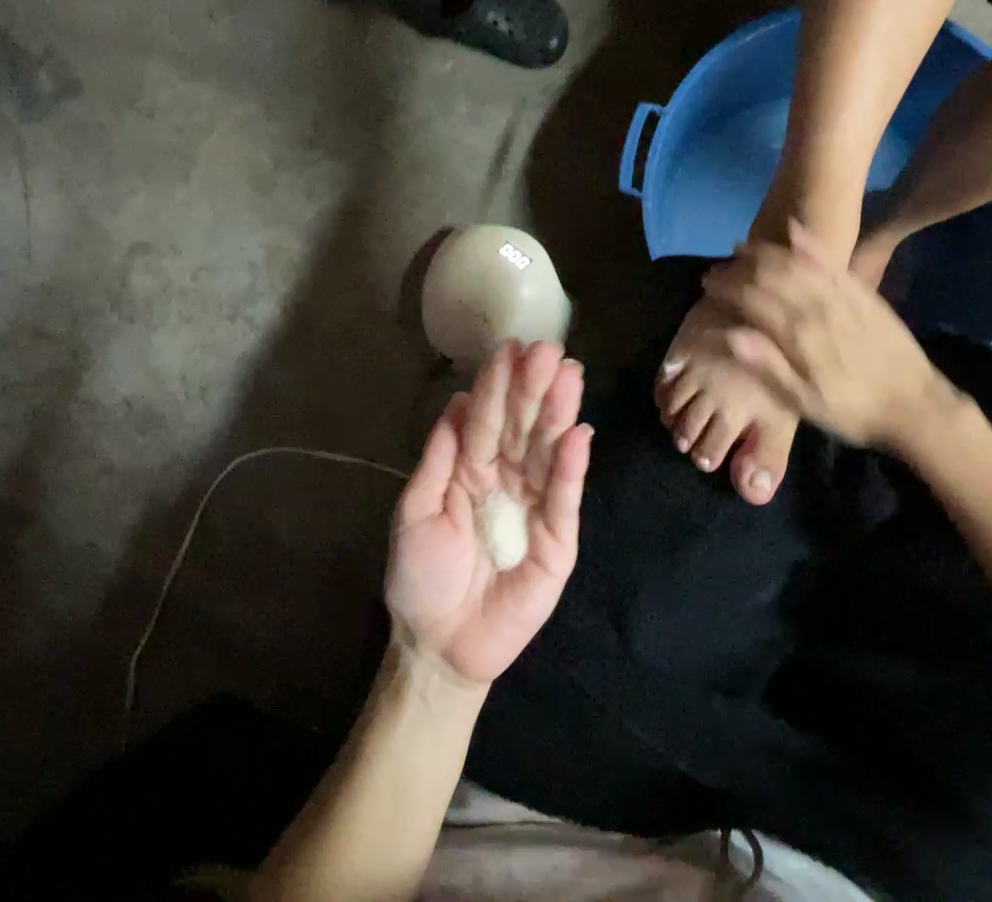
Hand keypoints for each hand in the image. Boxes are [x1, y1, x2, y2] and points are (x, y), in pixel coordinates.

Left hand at [387, 341, 591, 687]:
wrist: (438, 644)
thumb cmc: (420, 577)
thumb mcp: (415, 512)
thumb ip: (438, 460)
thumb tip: (456, 401)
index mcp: (470, 471)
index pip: (487, 421)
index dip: (497, 386)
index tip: (510, 347)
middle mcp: (507, 481)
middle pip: (522, 429)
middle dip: (533, 389)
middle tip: (548, 349)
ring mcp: (536, 509)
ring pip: (547, 454)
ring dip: (558, 415)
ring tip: (569, 376)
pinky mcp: (559, 542)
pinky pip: (563, 500)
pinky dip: (570, 468)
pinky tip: (577, 434)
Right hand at [701, 221, 960, 450]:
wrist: (917, 407)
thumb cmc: (853, 412)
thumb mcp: (805, 401)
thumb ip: (768, 365)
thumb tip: (730, 335)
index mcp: (799, 335)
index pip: (753, 299)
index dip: (727, 287)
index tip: (706, 284)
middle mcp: (818, 308)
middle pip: (772, 276)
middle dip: (741, 268)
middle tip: (719, 267)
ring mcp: (843, 298)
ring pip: (798, 264)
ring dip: (768, 253)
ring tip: (745, 247)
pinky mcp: (864, 295)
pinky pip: (830, 263)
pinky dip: (810, 245)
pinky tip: (795, 233)